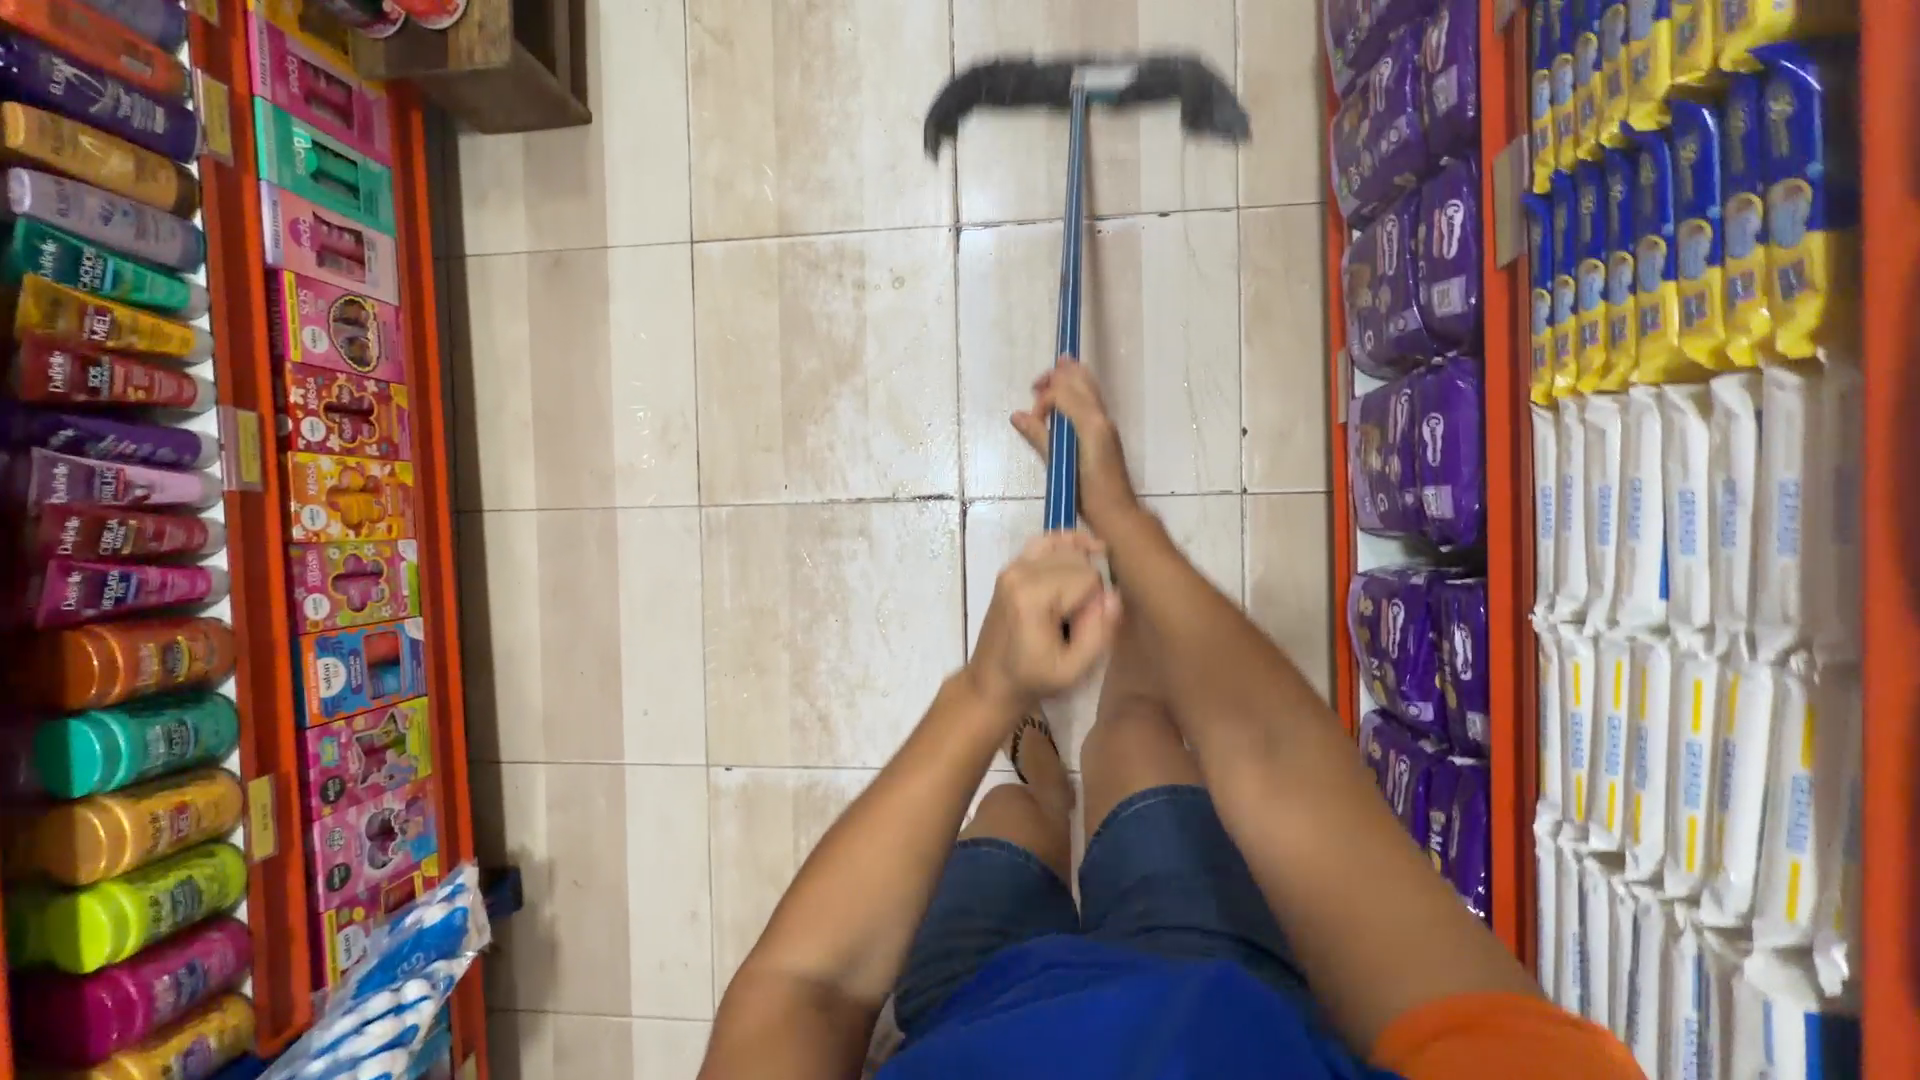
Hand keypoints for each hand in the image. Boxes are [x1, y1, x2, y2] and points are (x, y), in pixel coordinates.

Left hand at [966, 531, 1120, 713]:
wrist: (992, 681)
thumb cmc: (1033, 678)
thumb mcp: (1074, 669)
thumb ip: (1099, 631)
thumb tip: (1114, 594)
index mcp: (1032, 597)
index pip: (1088, 577)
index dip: (1096, 601)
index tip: (1083, 627)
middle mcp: (1020, 573)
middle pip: (1078, 558)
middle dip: (1089, 584)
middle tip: (1077, 619)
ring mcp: (1013, 566)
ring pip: (1066, 547)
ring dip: (1080, 566)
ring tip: (1082, 593)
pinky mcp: (1012, 566)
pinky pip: (1046, 541)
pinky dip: (1066, 543)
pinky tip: (1084, 549)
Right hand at [1011, 356, 1139, 530]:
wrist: (1116, 512)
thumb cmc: (1087, 493)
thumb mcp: (1060, 465)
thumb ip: (1040, 437)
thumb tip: (1017, 416)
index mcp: (1090, 423)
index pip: (1063, 394)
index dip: (1044, 401)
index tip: (1033, 418)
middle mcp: (1100, 418)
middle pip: (1080, 383)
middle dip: (1059, 376)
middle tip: (1038, 381)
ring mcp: (1105, 425)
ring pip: (1088, 390)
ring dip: (1070, 380)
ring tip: (1056, 371)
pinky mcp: (1105, 434)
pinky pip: (1090, 403)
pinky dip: (1077, 394)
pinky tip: (1068, 397)